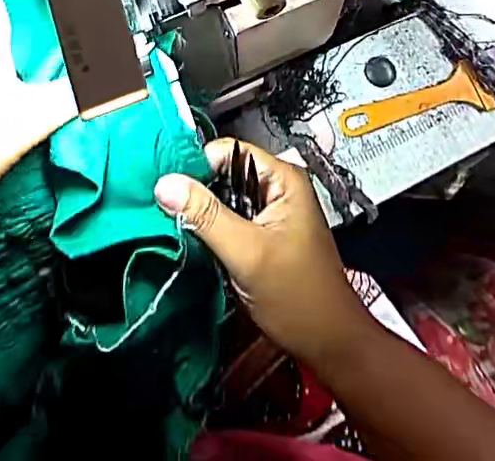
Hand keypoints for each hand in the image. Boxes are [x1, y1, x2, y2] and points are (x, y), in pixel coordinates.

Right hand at [154, 139, 377, 367]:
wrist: (329, 343)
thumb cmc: (298, 297)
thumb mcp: (247, 252)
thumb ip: (206, 216)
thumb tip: (165, 184)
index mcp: (283, 178)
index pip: (228, 151)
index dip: (197, 167)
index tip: (167, 189)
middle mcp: (278, 187)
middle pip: (225, 173)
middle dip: (197, 190)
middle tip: (165, 210)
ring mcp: (272, 211)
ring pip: (226, 198)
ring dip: (203, 212)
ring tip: (177, 227)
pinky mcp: (264, 234)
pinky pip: (231, 219)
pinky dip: (213, 229)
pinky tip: (197, 242)